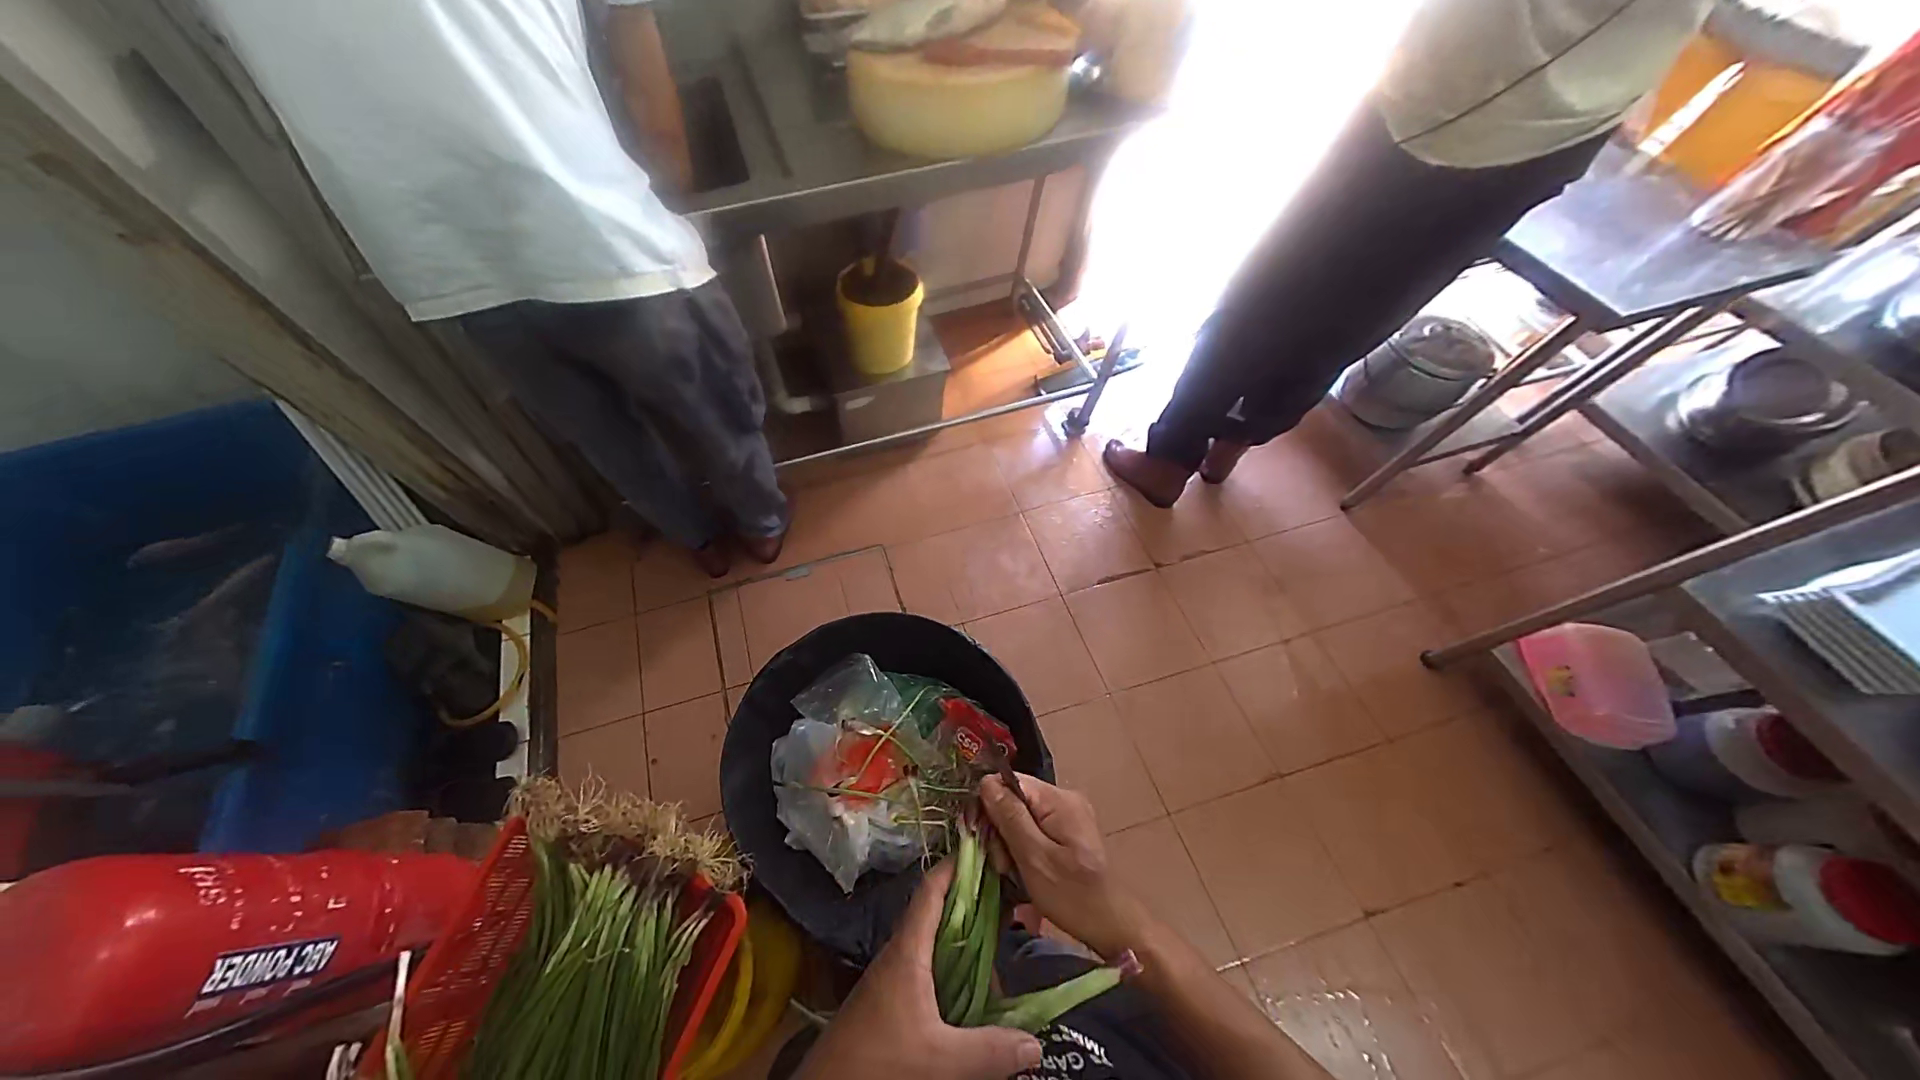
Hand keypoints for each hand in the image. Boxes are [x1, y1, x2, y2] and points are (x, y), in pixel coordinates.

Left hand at [796, 861, 1043, 1079]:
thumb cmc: (877, 1061)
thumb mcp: (938, 1058)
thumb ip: (988, 1049)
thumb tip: (1036, 1042)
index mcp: (908, 949)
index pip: (932, 889)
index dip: (957, 865)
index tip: (986, 850)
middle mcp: (901, 953)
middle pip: (941, 915)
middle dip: (974, 907)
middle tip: (1010, 903)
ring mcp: (895, 976)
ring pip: (937, 947)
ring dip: (966, 945)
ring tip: (1001, 951)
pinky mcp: (893, 999)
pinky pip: (930, 972)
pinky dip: (955, 973)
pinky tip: (975, 996)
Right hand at [980, 774, 1148, 960]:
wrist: (1112, 926)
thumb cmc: (1072, 895)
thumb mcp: (1035, 857)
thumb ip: (1010, 817)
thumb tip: (986, 782)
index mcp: (1058, 799)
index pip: (1010, 781)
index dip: (990, 804)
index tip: (984, 835)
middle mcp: (1064, 799)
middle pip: (1015, 799)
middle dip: (1001, 829)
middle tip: (1002, 864)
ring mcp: (1068, 815)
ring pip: (1022, 816)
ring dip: (1010, 843)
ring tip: (1013, 872)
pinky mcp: (1068, 832)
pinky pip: (1034, 829)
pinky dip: (1024, 848)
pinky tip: (1024, 870)